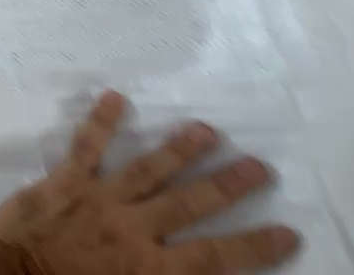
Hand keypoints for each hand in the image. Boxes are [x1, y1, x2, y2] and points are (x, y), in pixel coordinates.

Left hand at [0, 91, 300, 274]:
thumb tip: (196, 268)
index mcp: (153, 271)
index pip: (215, 257)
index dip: (253, 247)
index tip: (288, 231)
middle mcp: (133, 230)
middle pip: (188, 204)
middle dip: (225, 185)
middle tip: (259, 164)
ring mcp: (99, 199)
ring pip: (146, 170)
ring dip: (177, 149)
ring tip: (205, 129)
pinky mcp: (65, 181)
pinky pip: (86, 147)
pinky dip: (101, 121)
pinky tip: (114, 96)